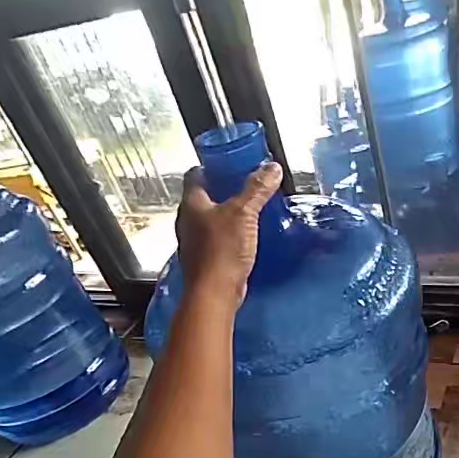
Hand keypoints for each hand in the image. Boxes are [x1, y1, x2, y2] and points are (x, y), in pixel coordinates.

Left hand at [176, 162, 282, 309]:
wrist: (214, 293)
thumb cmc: (222, 249)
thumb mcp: (244, 214)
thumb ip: (257, 189)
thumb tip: (272, 167)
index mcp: (191, 203)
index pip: (194, 175)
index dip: (210, 167)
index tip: (228, 165)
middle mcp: (186, 220)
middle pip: (202, 197)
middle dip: (221, 191)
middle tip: (243, 186)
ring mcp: (193, 242)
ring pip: (208, 220)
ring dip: (224, 214)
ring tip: (247, 210)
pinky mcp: (203, 260)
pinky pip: (215, 239)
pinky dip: (227, 235)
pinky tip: (244, 237)